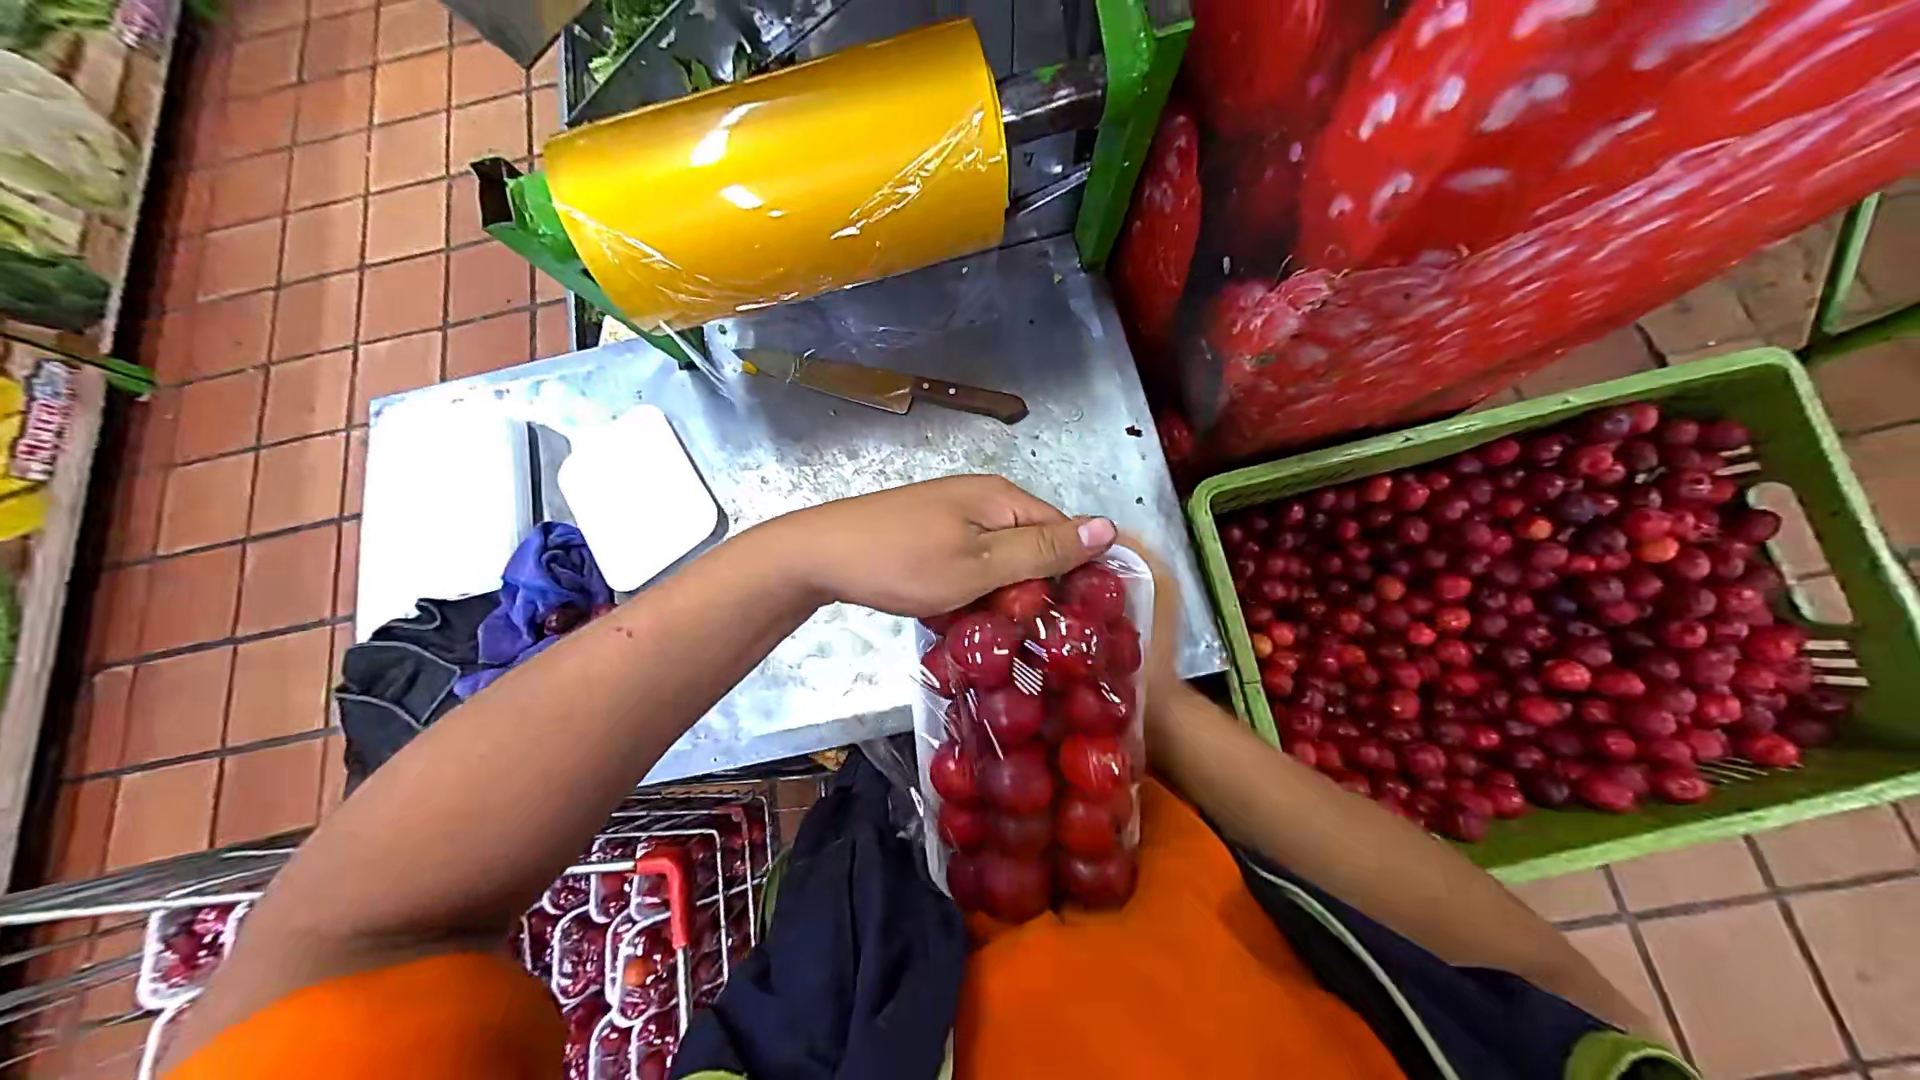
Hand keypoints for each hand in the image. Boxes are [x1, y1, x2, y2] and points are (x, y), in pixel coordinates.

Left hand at [768, 475, 1116, 616]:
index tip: (1075, 621)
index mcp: (1004, 498)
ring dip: (1004, 592)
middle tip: (1033, 634)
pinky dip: (975, 587)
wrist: (820, 555)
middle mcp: (984, 498)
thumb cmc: (903, 562)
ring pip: (1001, 558)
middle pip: (1033, 544)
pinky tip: (966, 613)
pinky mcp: (932, 533)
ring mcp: (954, 515)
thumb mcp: (981, 564)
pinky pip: (972, 561)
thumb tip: (1107, 527)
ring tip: (999, 630)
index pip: (1065, 532)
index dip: (1076, 575)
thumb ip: (1043, 549)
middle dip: (1036, 587)